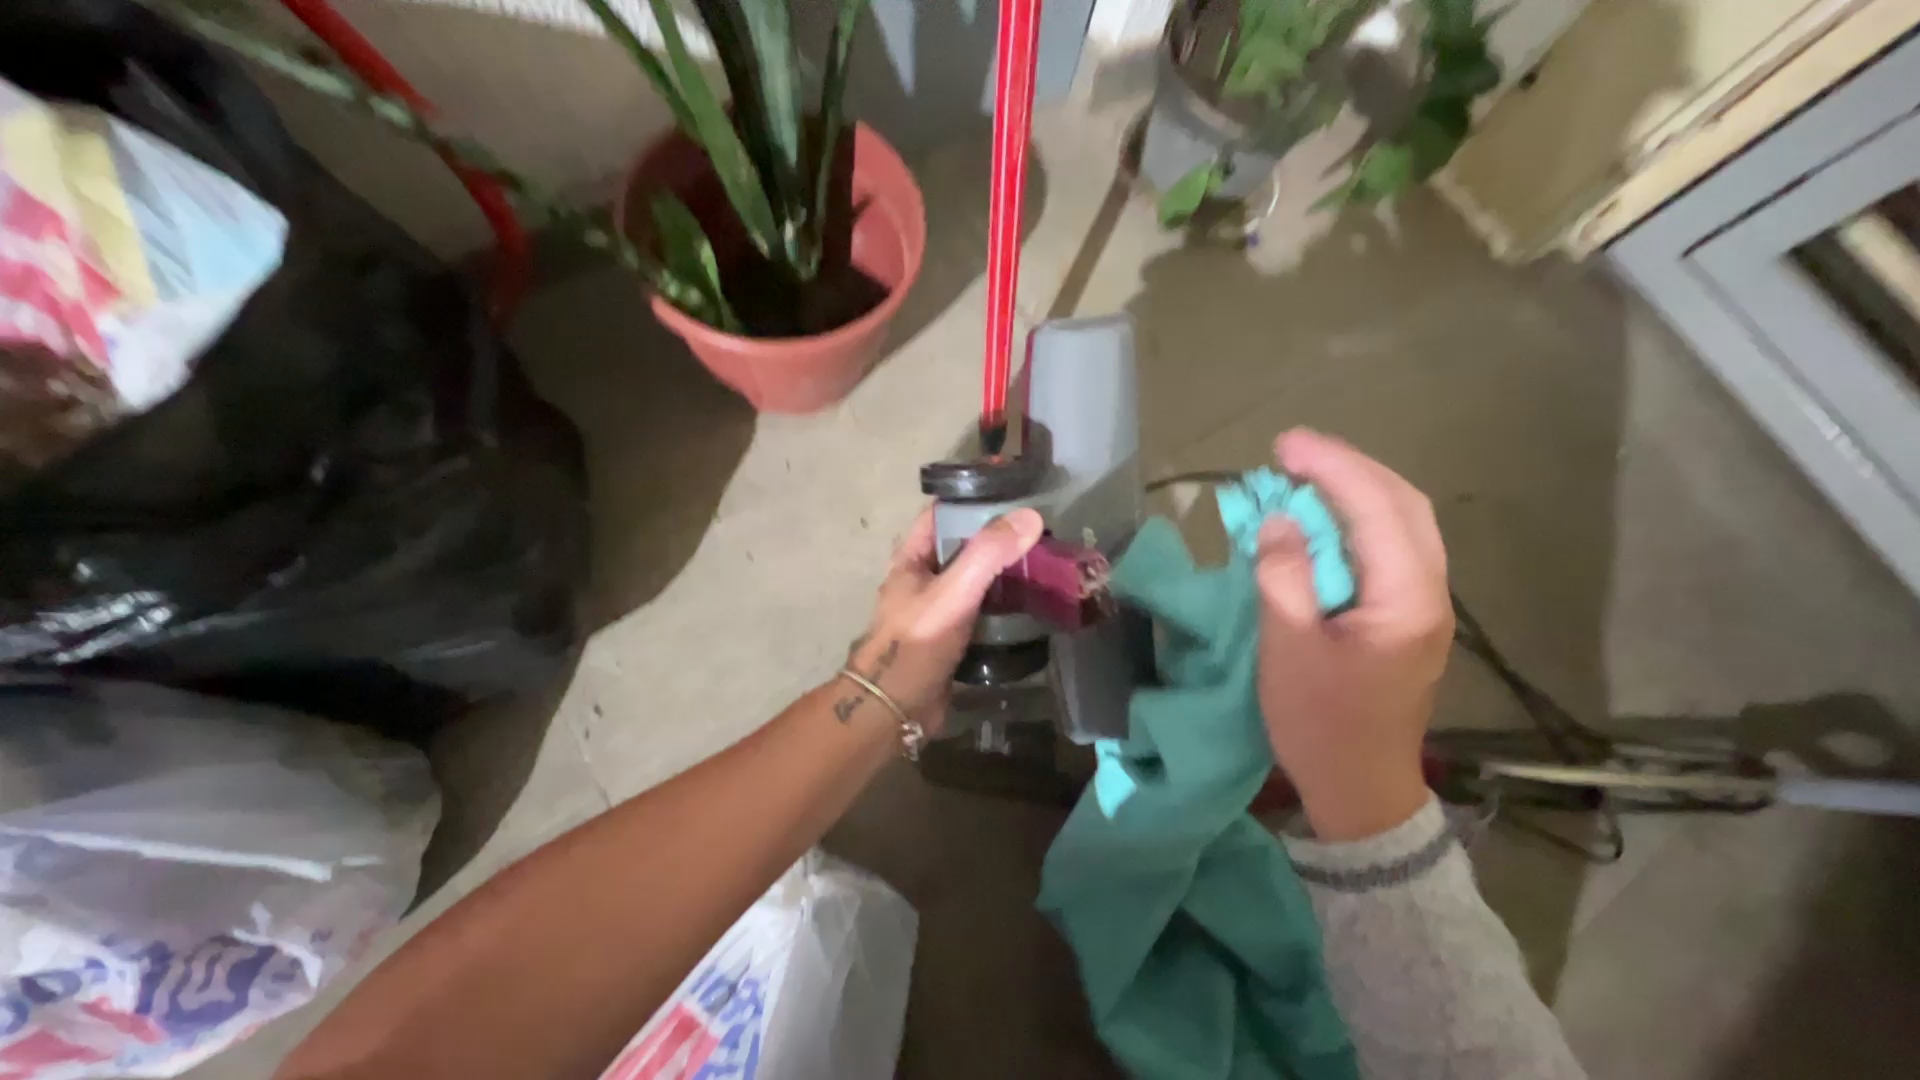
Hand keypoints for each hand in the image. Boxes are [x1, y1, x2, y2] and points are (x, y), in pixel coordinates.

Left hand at [845, 506, 1044, 736]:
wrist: (896, 708)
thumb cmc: (916, 643)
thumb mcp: (953, 591)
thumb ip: (987, 554)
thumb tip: (1030, 517)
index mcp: (912, 560)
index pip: (941, 515)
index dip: (972, 499)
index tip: (1013, 491)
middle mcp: (923, 581)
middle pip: (962, 547)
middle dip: (996, 537)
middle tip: (1040, 531)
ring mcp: (937, 611)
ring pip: (974, 581)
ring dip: (1003, 573)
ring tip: (1045, 562)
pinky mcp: (952, 639)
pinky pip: (981, 613)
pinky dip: (1004, 606)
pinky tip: (1032, 604)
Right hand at [1255, 429, 1452, 840]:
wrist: (1361, 788)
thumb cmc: (1319, 723)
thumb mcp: (1288, 649)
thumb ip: (1284, 577)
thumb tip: (1281, 522)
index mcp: (1406, 599)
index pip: (1377, 508)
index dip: (1332, 467)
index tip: (1284, 445)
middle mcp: (1430, 593)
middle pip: (1403, 505)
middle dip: (1348, 468)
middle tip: (1291, 451)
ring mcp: (1426, 605)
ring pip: (1403, 523)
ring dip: (1356, 490)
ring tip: (1304, 474)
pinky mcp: (1409, 617)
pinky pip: (1392, 549)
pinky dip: (1358, 521)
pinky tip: (1324, 520)